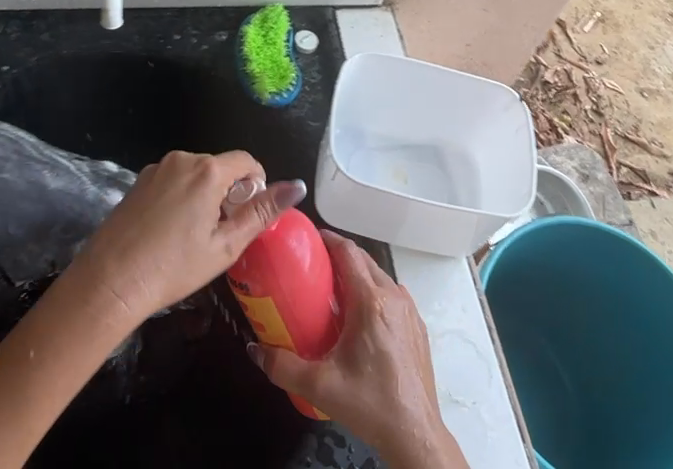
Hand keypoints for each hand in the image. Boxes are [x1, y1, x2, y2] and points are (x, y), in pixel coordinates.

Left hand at [70, 150, 304, 320]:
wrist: (110, 281)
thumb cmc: (174, 267)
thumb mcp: (226, 244)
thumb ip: (263, 212)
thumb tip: (298, 186)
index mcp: (208, 171)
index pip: (247, 161)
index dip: (256, 185)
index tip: (247, 215)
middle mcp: (182, 159)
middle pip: (221, 167)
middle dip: (229, 193)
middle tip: (221, 233)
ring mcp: (157, 169)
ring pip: (196, 175)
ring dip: (205, 196)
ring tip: (193, 236)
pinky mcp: (139, 182)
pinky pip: (174, 181)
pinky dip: (181, 198)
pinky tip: (170, 232)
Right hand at [253, 231, 464, 467]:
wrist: (415, 432)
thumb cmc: (369, 403)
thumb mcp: (318, 386)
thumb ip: (281, 365)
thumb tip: (255, 349)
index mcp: (371, 302)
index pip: (349, 253)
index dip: (327, 240)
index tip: (307, 241)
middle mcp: (394, 297)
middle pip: (363, 261)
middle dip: (337, 257)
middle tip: (310, 268)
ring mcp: (410, 311)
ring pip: (379, 277)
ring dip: (356, 276)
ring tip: (330, 293)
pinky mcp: (417, 326)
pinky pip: (391, 296)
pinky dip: (372, 293)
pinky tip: (356, 318)